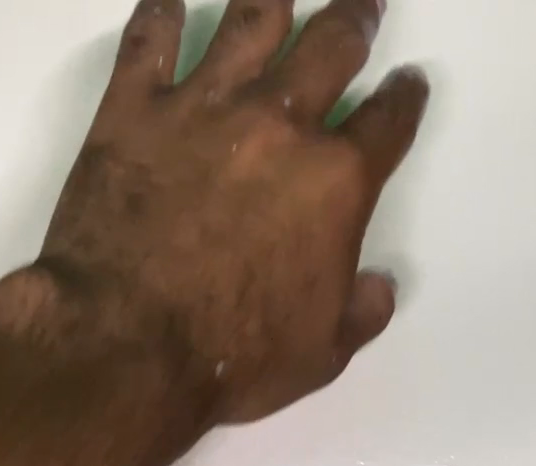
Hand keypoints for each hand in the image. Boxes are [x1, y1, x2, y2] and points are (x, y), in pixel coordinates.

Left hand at [35, 0, 427, 423]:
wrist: (127, 345)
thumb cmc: (232, 359)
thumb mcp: (319, 356)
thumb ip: (360, 313)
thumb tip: (379, 286)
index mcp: (335, 184)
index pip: (387, 123)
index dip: (404, 101)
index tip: (408, 86)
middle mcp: (278, 127)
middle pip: (330, 48)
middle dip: (354, 22)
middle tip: (362, 7)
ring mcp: (202, 109)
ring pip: (250, 22)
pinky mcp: (131, 111)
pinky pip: (151, 39)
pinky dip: (163, 16)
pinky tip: (171, 4)